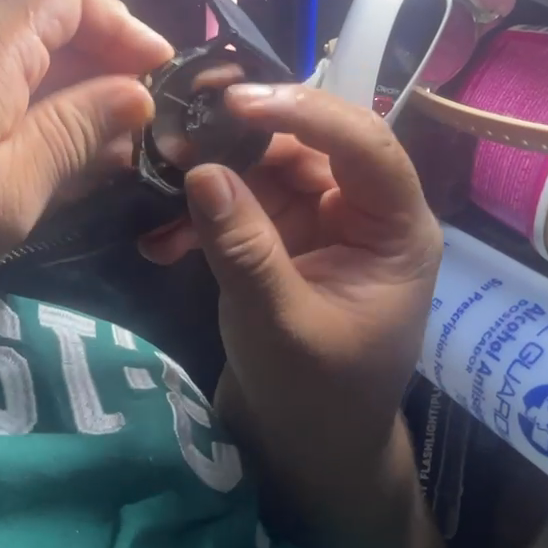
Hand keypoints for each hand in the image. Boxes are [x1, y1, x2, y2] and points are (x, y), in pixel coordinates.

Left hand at [0, 0, 173, 318]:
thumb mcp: (7, 195)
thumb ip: (75, 134)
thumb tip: (133, 94)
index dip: (125, 25)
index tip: (156, 82)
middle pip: (52, 23)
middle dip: (105, 70)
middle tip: (139, 136)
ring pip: (24, 55)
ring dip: (69, 96)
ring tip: (103, 158)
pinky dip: (29, 109)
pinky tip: (49, 160)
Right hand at [137, 84, 440, 415]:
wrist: (302, 443)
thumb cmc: (316, 394)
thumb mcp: (279, 324)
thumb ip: (244, 249)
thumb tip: (201, 171)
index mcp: (393, 228)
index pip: (364, 143)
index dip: (304, 112)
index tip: (234, 104)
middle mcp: (357, 209)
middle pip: (299, 145)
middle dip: (233, 146)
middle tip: (169, 146)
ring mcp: (314, 218)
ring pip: (257, 167)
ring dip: (203, 183)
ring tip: (154, 209)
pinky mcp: (275, 232)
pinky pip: (233, 199)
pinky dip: (195, 215)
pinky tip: (160, 243)